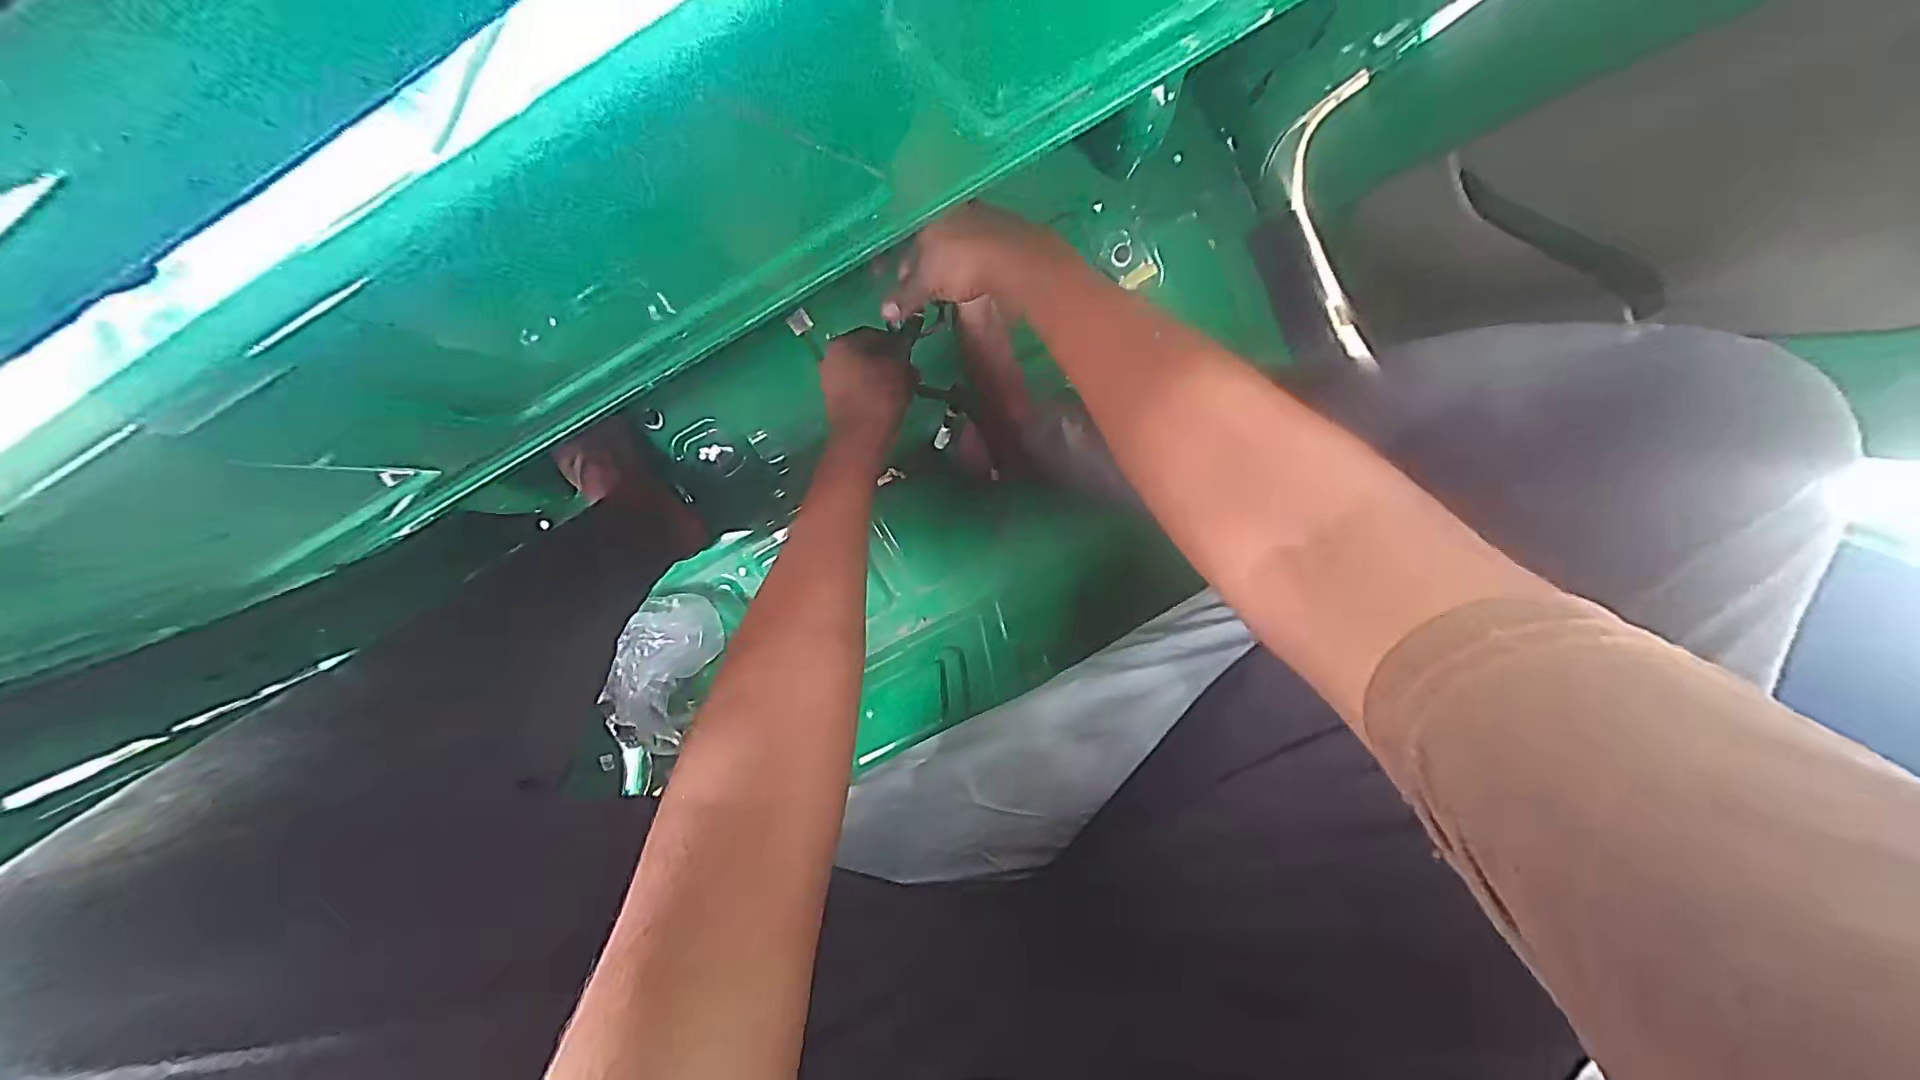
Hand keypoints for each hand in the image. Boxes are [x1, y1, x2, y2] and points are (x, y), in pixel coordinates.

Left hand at [820, 327, 915, 455]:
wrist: (861, 437)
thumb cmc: (881, 395)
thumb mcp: (899, 365)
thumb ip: (900, 348)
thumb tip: (901, 344)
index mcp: (842, 343)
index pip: (874, 333)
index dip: (896, 342)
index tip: (911, 355)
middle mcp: (830, 358)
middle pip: (867, 353)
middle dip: (890, 362)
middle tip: (910, 373)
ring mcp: (829, 381)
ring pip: (864, 372)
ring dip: (884, 377)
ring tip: (905, 389)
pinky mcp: (835, 402)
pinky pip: (859, 389)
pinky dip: (874, 391)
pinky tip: (891, 401)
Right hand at [881, 203, 1075, 324]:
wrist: (1013, 257)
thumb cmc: (960, 264)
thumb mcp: (927, 283)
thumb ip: (905, 296)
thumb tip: (885, 312)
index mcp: (928, 217)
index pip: (905, 242)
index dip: (899, 267)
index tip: (896, 287)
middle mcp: (953, 211)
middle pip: (931, 241)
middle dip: (923, 265)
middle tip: (920, 289)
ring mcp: (981, 218)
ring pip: (955, 244)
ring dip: (948, 266)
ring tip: (945, 289)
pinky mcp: (1005, 231)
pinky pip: (978, 250)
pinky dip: (971, 266)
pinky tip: (972, 281)